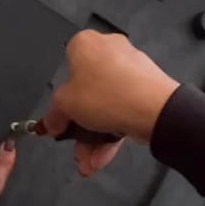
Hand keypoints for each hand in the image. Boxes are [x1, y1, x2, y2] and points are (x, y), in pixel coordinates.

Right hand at [38, 31, 178, 176]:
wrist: (154, 107)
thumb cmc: (101, 96)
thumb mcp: (65, 106)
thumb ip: (54, 114)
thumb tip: (50, 124)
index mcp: (85, 43)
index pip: (67, 67)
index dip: (62, 97)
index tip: (62, 120)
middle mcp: (109, 47)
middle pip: (88, 91)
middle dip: (81, 126)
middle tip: (77, 148)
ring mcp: (131, 66)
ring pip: (106, 103)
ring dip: (95, 136)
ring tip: (90, 162)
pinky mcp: (147, 84)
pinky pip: (124, 106)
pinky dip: (113, 129)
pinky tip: (104, 156)